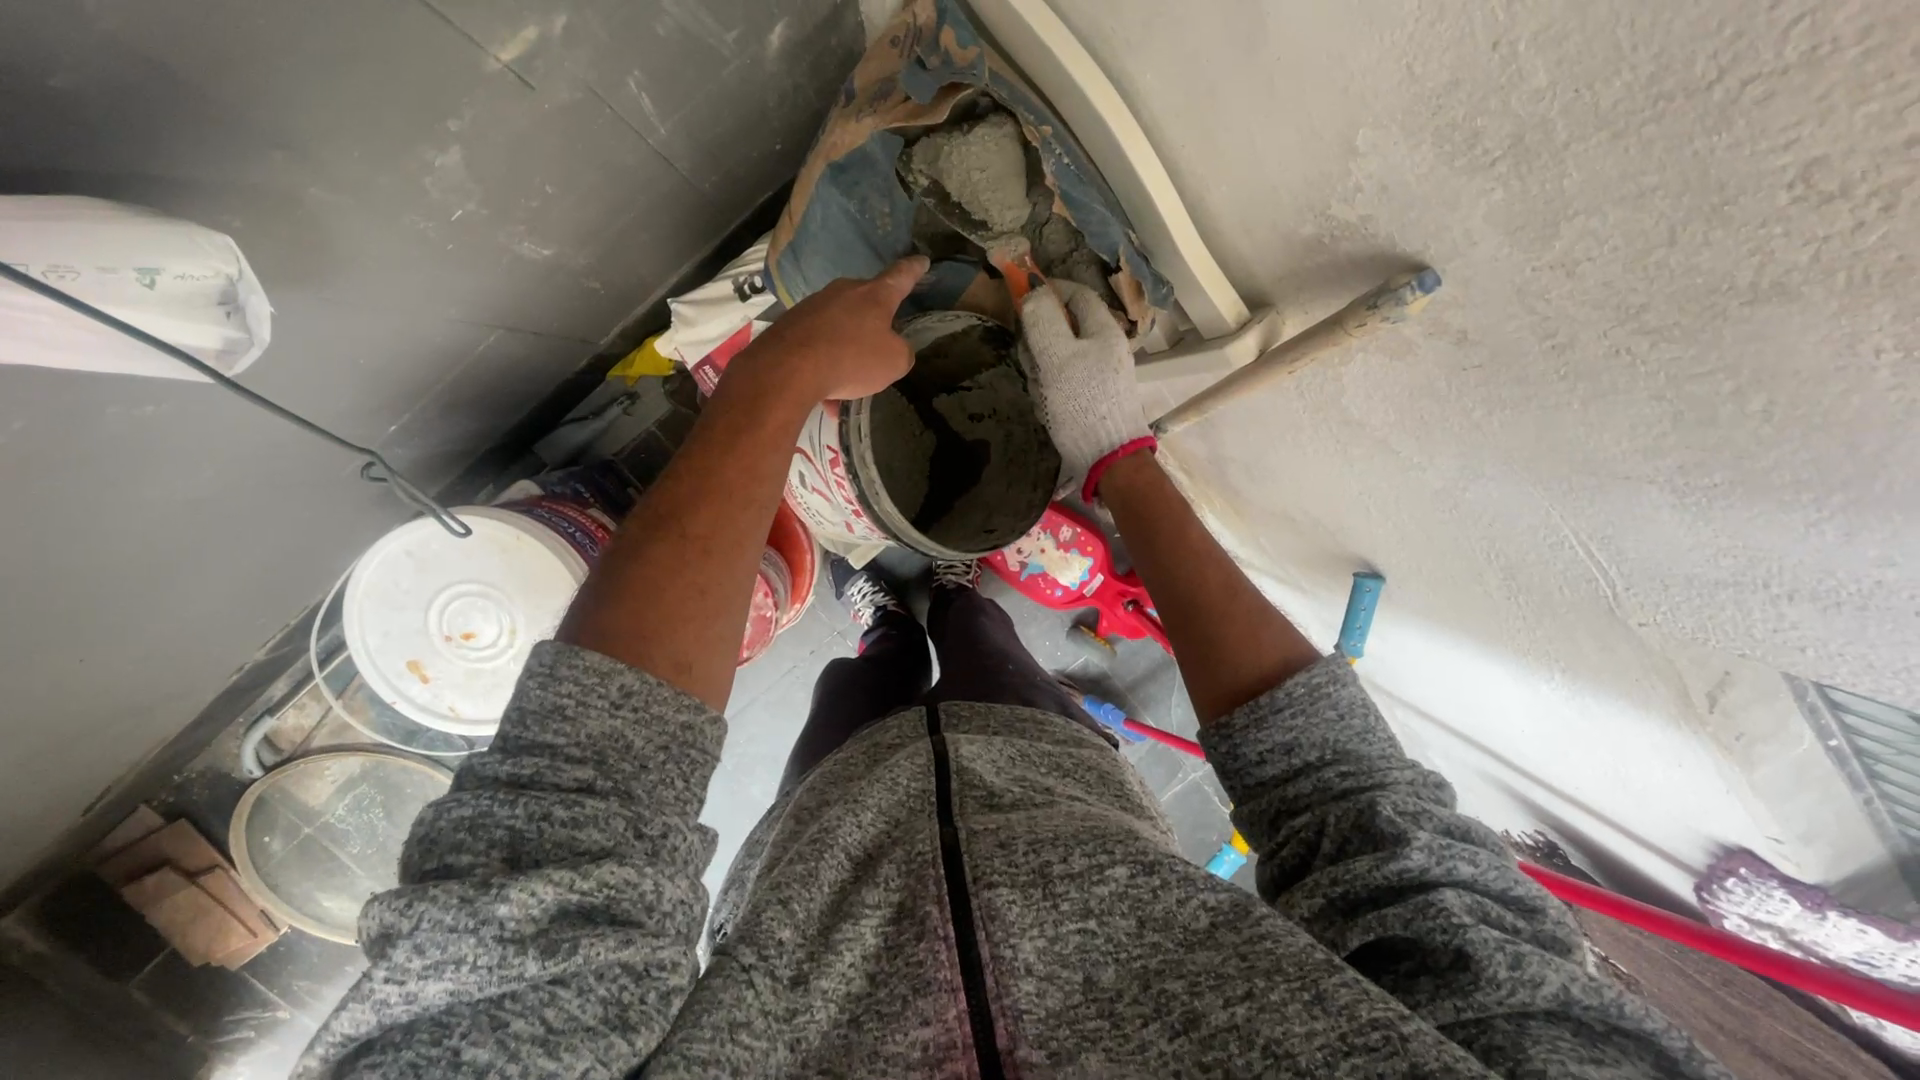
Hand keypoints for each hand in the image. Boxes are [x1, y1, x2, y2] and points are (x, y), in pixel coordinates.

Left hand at [730, 256, 929, 401]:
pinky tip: (825, 393)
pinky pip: (818, 343)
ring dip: (846, 350)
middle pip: (865, 301)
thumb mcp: (894, 362)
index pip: (901, 276)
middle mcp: (843, 292)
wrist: (788, 368)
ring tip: (848, 383)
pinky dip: (825, 364)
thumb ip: (902, 352)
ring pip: (839, 326)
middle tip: (880, 341)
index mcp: (875, 296)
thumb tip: (895, 348)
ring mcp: (814, 305)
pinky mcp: (791, 323)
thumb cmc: (852, 358)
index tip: (922, 261)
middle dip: (874, 319)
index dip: (914, 270)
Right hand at [1018, 281, 1150, 498]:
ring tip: (1040, 392)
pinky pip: (1062, 385)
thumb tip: (1031, 290)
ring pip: (1058, 359)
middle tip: (1028, 357)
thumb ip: (1042, 321)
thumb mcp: (1057, 356)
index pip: (1076, 294)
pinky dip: (1049, 392)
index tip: (1020, 298)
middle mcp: (1104, 349)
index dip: (1049, 290)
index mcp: (1103, 330)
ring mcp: (1099, 376)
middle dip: (1039, 341)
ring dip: (1041, 371)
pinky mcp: (1091, 399)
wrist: (1109, 459)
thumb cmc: (1083, 403)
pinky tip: (1048, 408)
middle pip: (1063, 328)